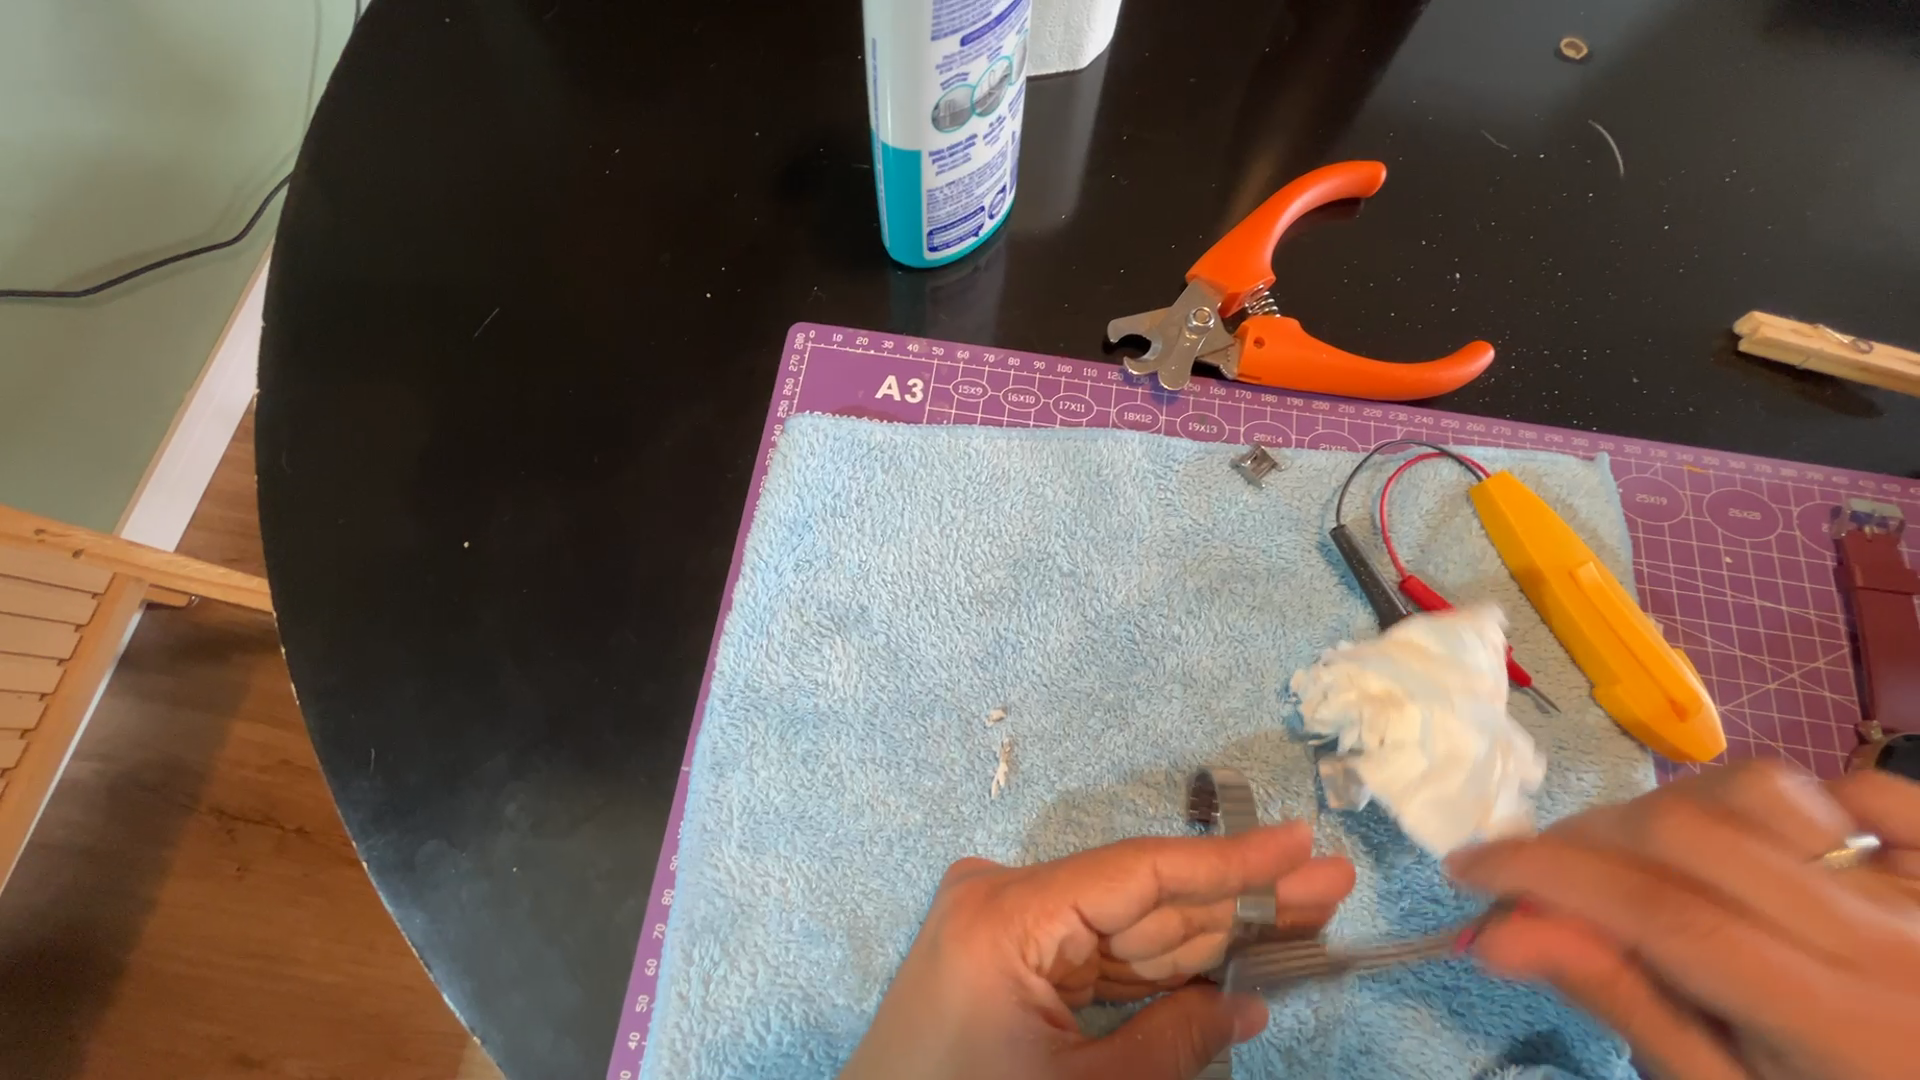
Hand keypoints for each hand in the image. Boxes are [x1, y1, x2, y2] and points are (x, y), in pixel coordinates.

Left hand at [838, 824, 1354, 1079]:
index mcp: (1008, 915)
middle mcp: (1004, 895)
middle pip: (1141, 895)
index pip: (1137, 873)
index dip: (1226, 860)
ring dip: (1208, 926)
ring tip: (1298, 912)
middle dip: (1235, 896)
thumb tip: (1246, 998)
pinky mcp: (1010, 949)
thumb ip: (1170, 1041)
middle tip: (1326, 881)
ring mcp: (1005, 920)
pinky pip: (1098, 951)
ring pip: (1125, 922)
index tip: (1298, 838)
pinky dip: (1160, 959)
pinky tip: (1227, 951)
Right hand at [1446, 761, 1919, 1079]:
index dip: (1545, 874)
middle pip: (1686, 832)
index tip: (1468, 866)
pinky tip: (1758, 839)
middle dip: (1583, 839)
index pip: (1658, 911)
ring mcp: (1919, 892)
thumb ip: (1621, 1001)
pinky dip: (1795, 802)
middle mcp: (1887, 941)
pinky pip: (1868, 788)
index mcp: (1839, 1021)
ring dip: (1668, 810)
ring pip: (1756, 791)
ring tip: (1647, 857)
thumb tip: (1496, 934)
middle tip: (1544, 872)